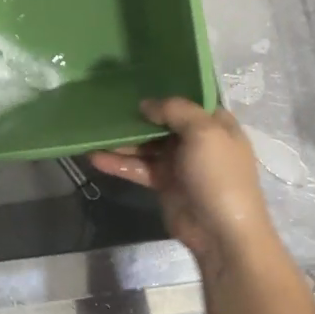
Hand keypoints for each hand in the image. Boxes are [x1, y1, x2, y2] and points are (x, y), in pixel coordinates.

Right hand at [89, 98, 281, 273]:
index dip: (166, 90)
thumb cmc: (219, 176)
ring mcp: (180, 163)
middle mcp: (198, 141)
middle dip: (137, 114)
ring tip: (92, 130)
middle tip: (106, 103)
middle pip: (162, 122)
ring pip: (146, 145)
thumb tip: (146, 104)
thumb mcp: (204, 132)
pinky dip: (118, 162)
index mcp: (216, 125)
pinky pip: (138, 167)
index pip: (189, 100)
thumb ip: (175, 110)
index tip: (136, 80)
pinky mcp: (163, 183)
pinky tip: (94, 156)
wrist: (222, 233)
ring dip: (122, 140)